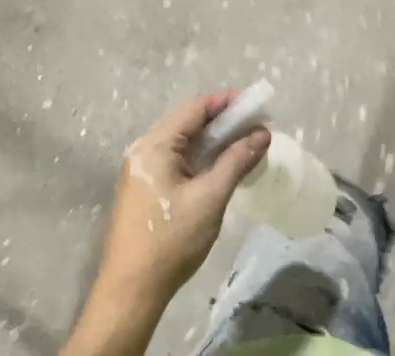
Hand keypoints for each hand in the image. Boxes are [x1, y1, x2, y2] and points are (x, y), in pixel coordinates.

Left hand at [97, 91, 271, 300]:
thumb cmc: (171, 240)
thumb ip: (237, 160)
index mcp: (154, 146)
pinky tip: (220, 167)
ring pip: (182, 142)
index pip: (195, 108)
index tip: (256, 106)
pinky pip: (175, 160)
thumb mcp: (210, 198)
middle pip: (188, 122)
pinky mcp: (143, 190)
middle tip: (255, 126)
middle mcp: (143, 151)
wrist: (130, 292)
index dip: (227, 102)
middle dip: (223, 121)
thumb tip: (263, 134)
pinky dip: (200, 157)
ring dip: (213, 140)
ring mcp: (140, 171)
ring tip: (244, 144)